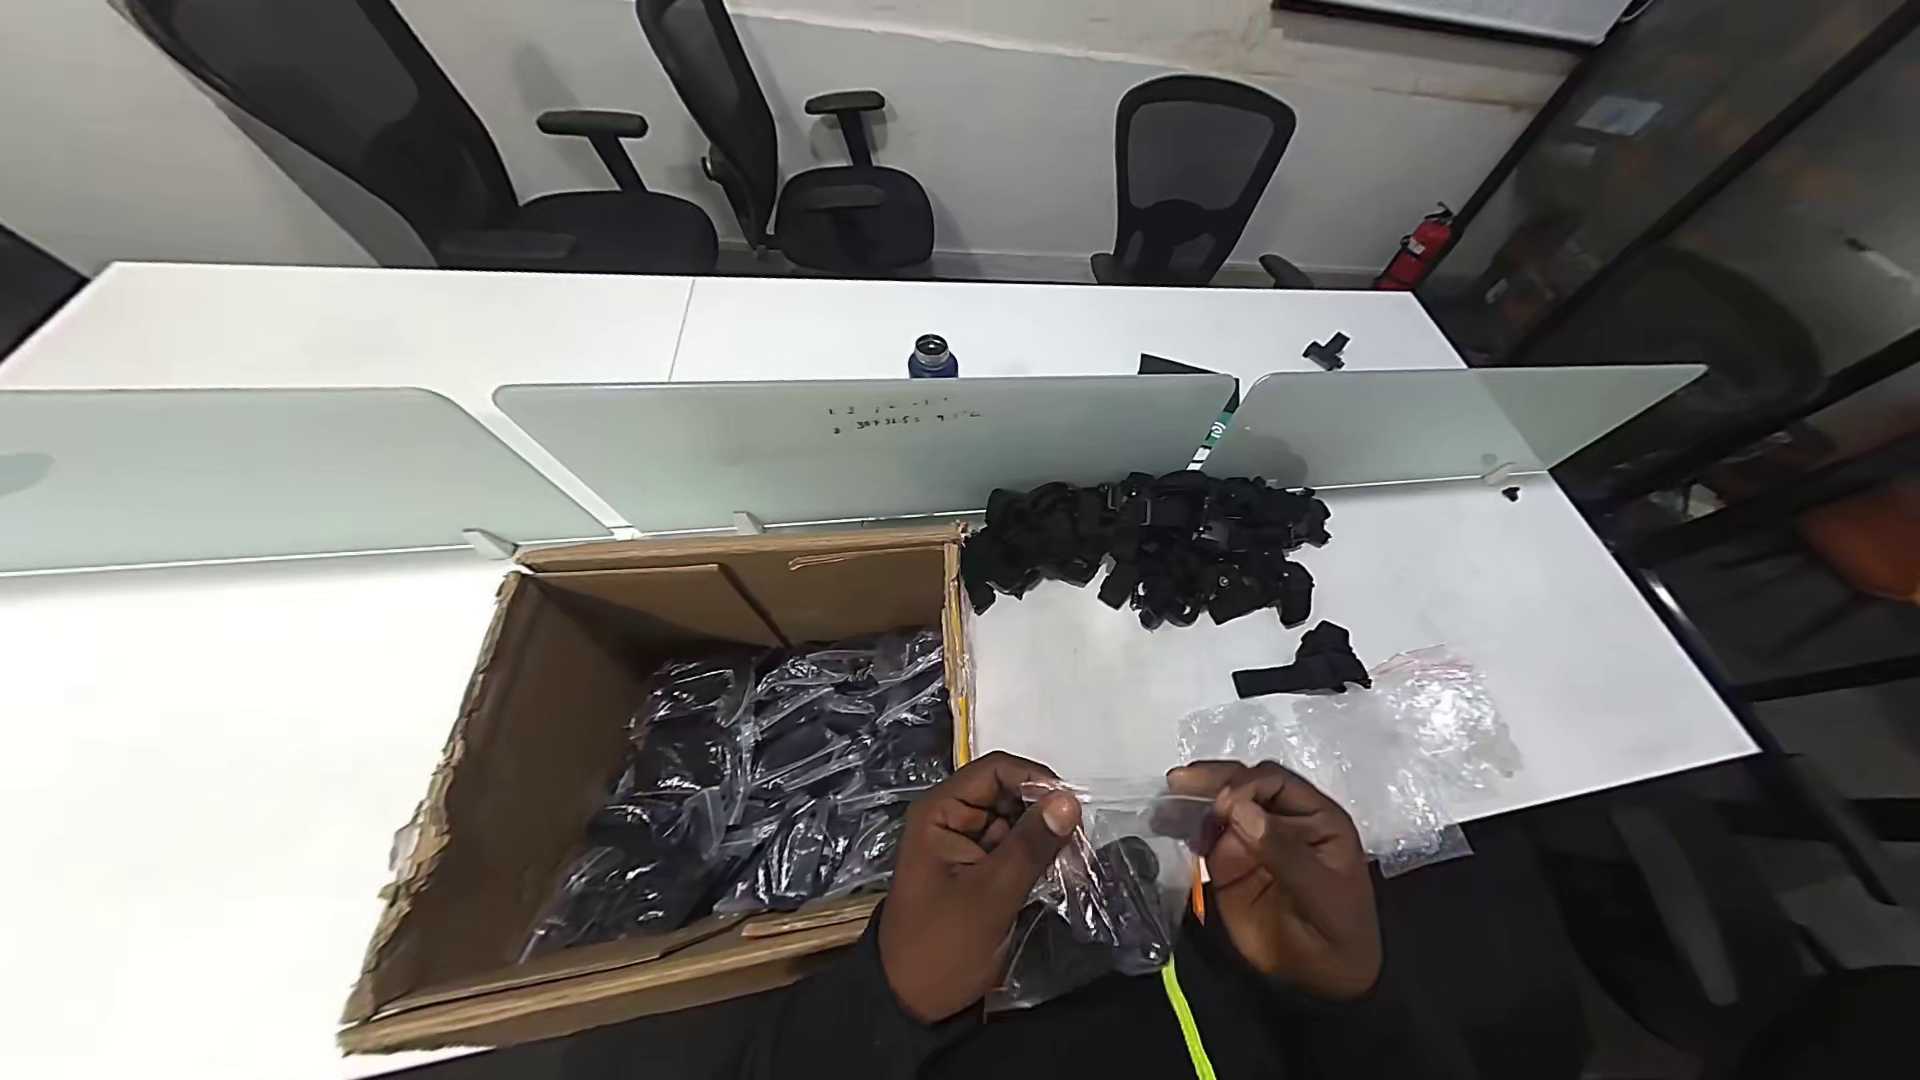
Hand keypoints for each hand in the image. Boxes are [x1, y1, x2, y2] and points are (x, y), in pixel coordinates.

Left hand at [879, 751, 1081, 1021]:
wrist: (911, 1005)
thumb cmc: (942, 947)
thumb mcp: (990, 896)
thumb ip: (1030, 845)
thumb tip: (1070, 800)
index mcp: (941, 809)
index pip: (994, 770)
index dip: (1034, 779)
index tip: (1072, 807)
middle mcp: (953, 815)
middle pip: (1008, 791)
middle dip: (1044, 810)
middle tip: (1081, 840)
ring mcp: (967, 840)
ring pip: (1016, 818)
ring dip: (1045, 834)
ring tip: (1077, 858)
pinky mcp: (980, 865)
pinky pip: (1016, 845)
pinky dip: (1039, 854)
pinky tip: (1064, 871)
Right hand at [1168, 761, 1380, 999]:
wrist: (1318, 983)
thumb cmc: (1337, 936)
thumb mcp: (1322, 896)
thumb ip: (1284, 852)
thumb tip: (1240, 807)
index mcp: (1314, 816)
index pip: (1275, 781)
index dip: (1247, 785)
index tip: (1224, 804)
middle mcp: (1278, 815)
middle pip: (1240, 782)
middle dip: (1209, 780)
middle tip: (1178, 783)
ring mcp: (1249, 832)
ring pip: (1215, 800)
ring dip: (1190, 796)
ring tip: (1164, 803)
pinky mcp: (1225, 853)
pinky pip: (1200, 828)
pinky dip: (1181, 821)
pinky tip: (1165, 822)